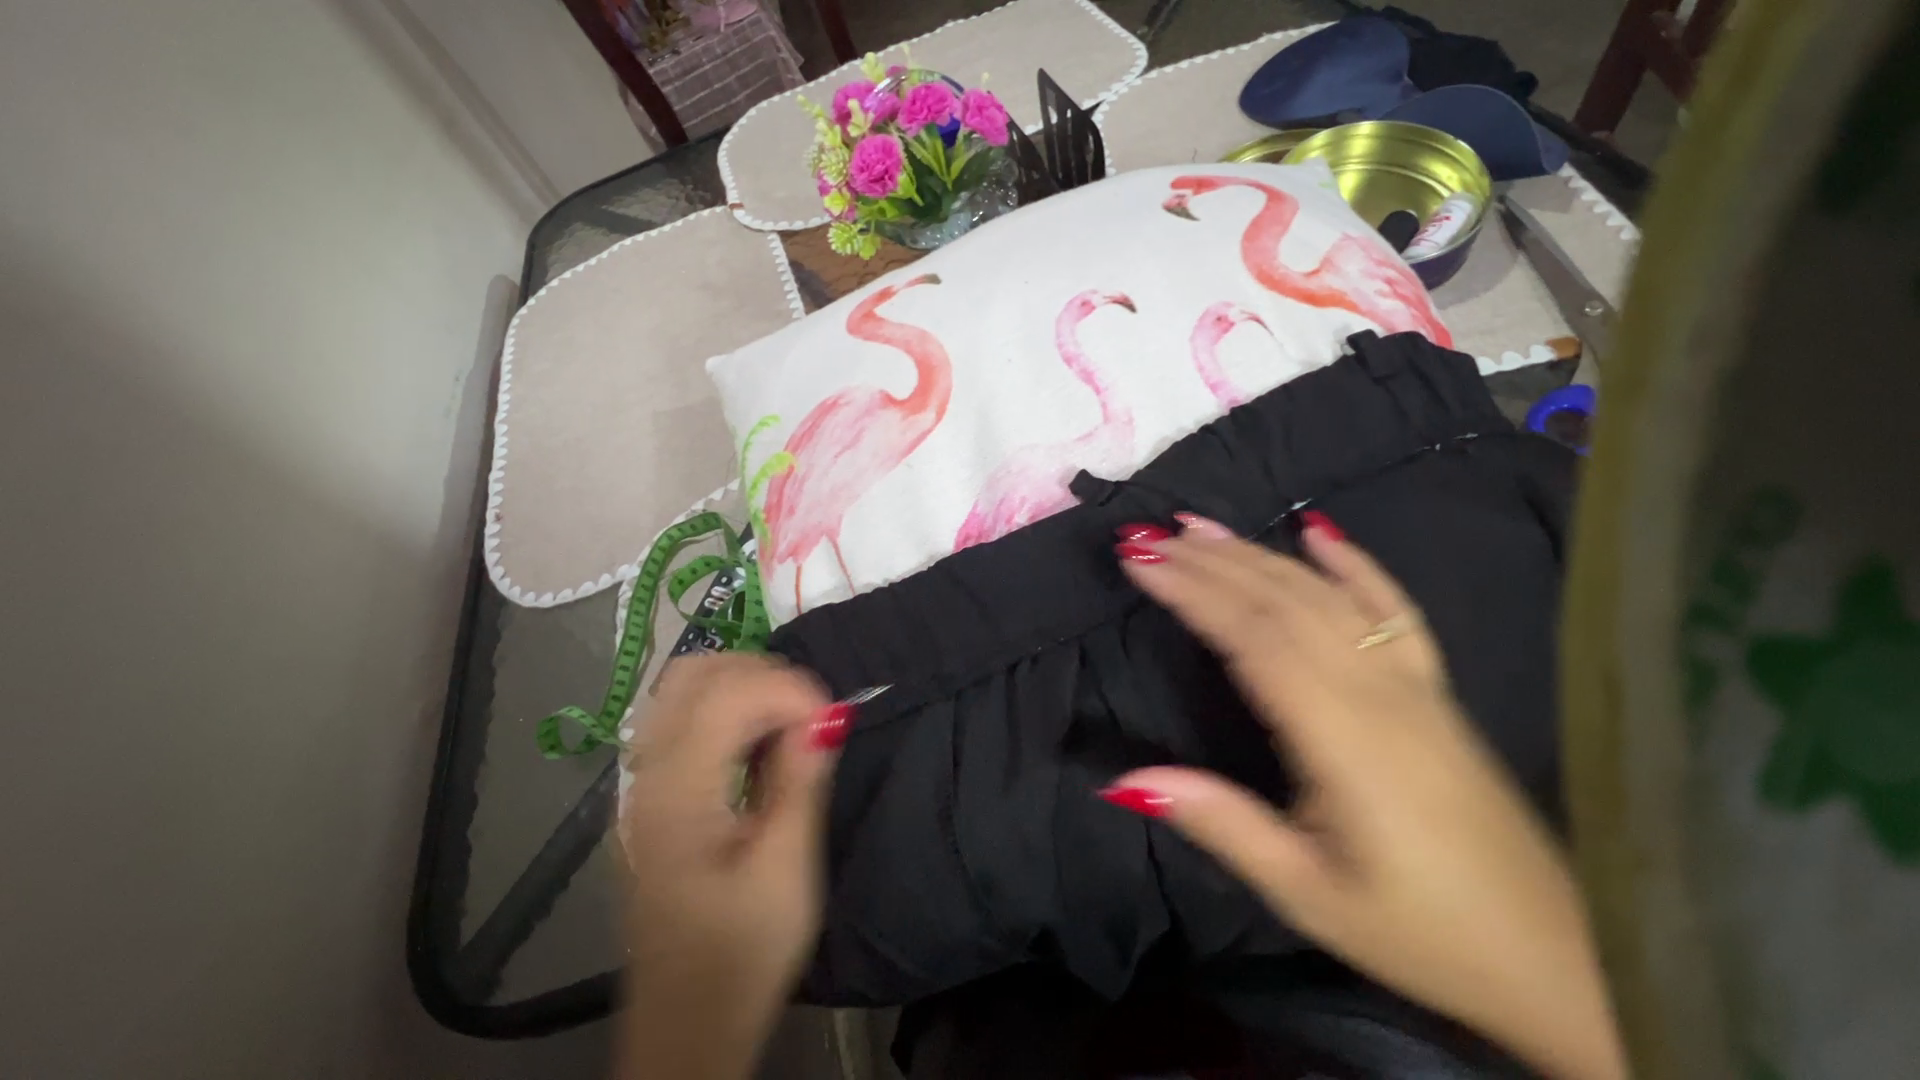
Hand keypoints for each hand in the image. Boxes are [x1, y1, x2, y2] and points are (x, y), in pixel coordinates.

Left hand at [615, 654, 842, 1079]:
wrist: (686, 1020)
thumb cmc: (742, 955)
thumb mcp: (786, 873)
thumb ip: (799, 784)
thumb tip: (825, 716)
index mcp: (678, 792)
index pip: (727, 694)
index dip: (789, 690)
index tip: (834, 721)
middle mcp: (648, 773)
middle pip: (695, 674)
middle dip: (764, 675)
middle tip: (814, 713)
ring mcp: (642, 782)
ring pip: (684, 688)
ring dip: (743, 685)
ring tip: (793, 721)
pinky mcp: (652, 795)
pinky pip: (683, 717)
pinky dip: (726, 706)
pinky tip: (761, 740)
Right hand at [1106, 513, 1627, 1079]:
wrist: (1554, 953)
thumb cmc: (1418, 930)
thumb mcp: (1306, 894)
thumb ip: (1222, 825)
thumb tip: (1123, 778)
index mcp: (1343, 738)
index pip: (1255, 638)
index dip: (1193, 592)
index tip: (1138, 559)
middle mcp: (1380, 692)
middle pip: (1285, 602)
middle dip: (1211, 562)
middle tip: (1146, 534)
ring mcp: (1415, 685)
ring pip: (1328, 595)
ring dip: (1261, 554)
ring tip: (1201, 527)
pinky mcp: (1436, 691)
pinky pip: (1393, 608)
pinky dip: (1354, 563)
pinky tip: (1321, 531)